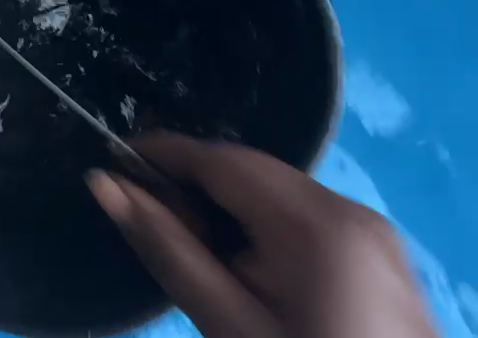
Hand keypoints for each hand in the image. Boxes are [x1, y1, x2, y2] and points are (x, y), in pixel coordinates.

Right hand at [87, 134, 437, 337]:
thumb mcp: (227, 323)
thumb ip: (163, 245)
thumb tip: (100, 181)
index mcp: (315, 221)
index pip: (215, 157)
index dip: (157, 155)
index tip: (112, 172)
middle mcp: (349, 208)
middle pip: (243, 169)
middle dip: (191, 188)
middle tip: (160, 233)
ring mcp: (371, 231)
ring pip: (268, 188)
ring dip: (223, 208)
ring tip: (205, 261)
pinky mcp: (377, 252)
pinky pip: (298, 213)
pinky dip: (260, 225)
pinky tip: (252, 273)